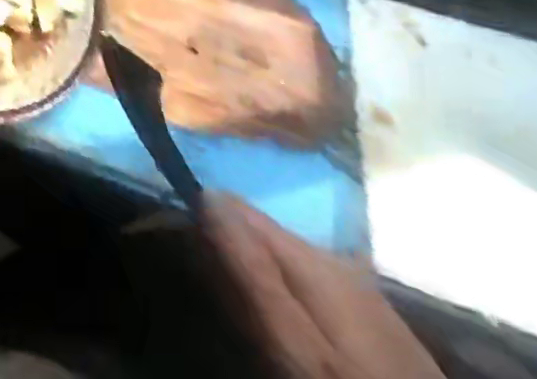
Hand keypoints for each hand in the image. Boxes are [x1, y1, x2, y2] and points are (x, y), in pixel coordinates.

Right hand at [202, 194, 442, 378]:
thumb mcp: (292, 341)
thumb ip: (252, 270)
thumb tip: (208, 195)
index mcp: (311, 256)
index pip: (233, 205)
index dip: (197, 214)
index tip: (171, 239)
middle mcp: (332, 254)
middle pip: (256, 226)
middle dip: (222, 241)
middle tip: (202, 280)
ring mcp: (354, 279)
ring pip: (277, 249)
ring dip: (247, 262)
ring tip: (230, 297)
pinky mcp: (364, 305)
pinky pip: (300, 272)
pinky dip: (275, 281)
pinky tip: (271, 310)